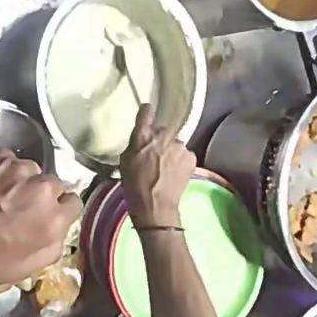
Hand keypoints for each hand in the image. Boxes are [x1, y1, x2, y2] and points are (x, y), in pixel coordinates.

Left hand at [0, 149, 80, 285]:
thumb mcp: (22, 270)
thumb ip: (53, 247)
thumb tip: (59, 230)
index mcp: (52, 219)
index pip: (73, 204)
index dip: (57, 212)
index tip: (43, 218)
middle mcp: (40, 187)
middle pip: (51, 185)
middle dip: (38, 196)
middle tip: (15, 211)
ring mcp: (15, 167)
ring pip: (28, 171)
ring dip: (17, 182)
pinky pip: (5, 160)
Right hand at [121, 104, 194, 227]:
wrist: (155, 205)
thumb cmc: (134, 185)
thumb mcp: (125, 161)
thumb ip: (135, 143)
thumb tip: (142, 137)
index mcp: (143, 135)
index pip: (146, 111)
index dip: (146, 113)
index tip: (146, 115)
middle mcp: (163, 135)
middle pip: (162, 131)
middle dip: (159, 140)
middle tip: (154, 157)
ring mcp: (179, 146)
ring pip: (174, 144)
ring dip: (170, 151)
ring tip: (165, 169)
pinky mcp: (191, 157)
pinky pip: (184, 154)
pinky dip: (180, 161)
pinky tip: (174, 174)